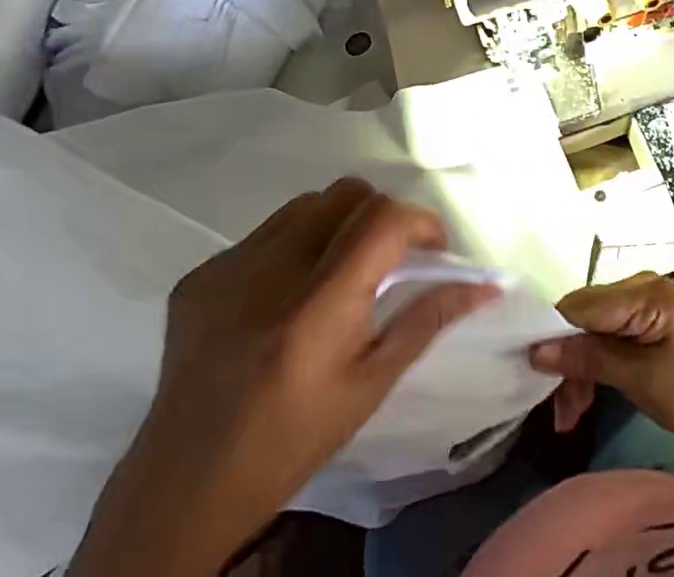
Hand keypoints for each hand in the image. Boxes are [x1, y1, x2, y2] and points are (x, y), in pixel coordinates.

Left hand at [71, 179, 495, 575]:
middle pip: (346, 194)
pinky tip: (287, 295)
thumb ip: (425, 322)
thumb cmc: (293, 440)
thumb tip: (483, 286)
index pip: (381, 220)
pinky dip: (293, 246)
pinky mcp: (200, 274)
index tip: (433, 249)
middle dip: (383, 214)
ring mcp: (227, 268)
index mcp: (317, 308)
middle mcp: (269, 272)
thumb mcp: (371, 386)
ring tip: (340, 270)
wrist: (189, 478)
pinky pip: (263, 234)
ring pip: (305, 205)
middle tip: (391, 256)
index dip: (420, 221)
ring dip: (338, 223)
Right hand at [529, 272, 673, 450]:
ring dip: (574, 370)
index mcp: (646, 292)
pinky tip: (580, 401)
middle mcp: (637, 286)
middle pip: (580, 317)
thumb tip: (536, 352)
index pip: (583, 306)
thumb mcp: (639, 380)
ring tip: (568, 415)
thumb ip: (589, 359)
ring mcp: (636, 301)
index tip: (531, 369)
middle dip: (564, 360)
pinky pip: (598, 335)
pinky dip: (589, 366)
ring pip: (585, 330)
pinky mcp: (635, 318)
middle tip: (556, 407)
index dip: (553, 334)